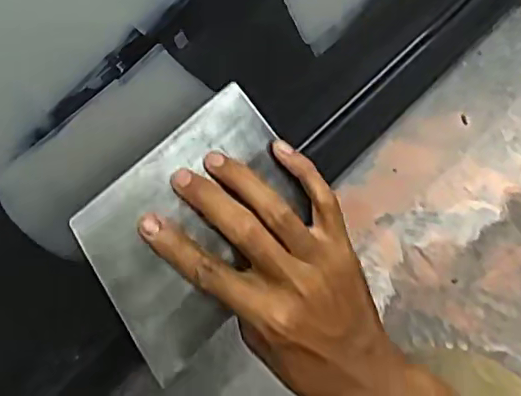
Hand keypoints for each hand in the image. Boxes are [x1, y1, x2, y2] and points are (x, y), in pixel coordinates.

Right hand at [138, 141, 452, 395]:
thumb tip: (213, 253)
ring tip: (215, 159)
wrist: (372, 382)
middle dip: (207, 199)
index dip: (175, 245)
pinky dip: (303, 171)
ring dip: (242, 180)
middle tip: (182, 178)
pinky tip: (280, 148)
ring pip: (277, 210)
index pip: (210, 273)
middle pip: (242, 230)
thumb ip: (237, 299)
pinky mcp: (341, 246)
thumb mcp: (260, 344)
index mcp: (269, 314)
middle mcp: (294, 283)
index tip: (149, 222)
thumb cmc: (310, 368)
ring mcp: (320, 260)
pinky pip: (324, 201)